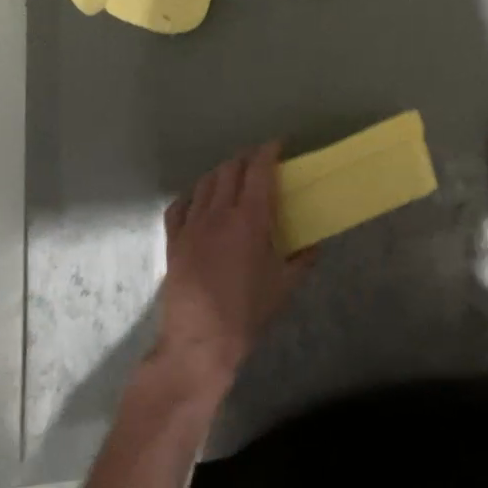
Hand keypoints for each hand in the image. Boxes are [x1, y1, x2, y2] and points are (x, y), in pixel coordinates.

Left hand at [155, 143, 313, 394]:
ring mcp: (192, 226)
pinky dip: (192, 195)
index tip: (279, 144)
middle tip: (259, 160)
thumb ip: (302, 260)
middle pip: (230, 169)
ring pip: (205, 182)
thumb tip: (314, 245)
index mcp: (250, 219)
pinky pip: (179, 206)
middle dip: (246, 158)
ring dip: (221, 172)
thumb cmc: (247, 313)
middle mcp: (219, 213)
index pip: (259, 170)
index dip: (269, 151)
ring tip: (232, 176)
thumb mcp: (284, 286)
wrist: (199, 342)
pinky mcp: (173, 241)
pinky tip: (198, 199)